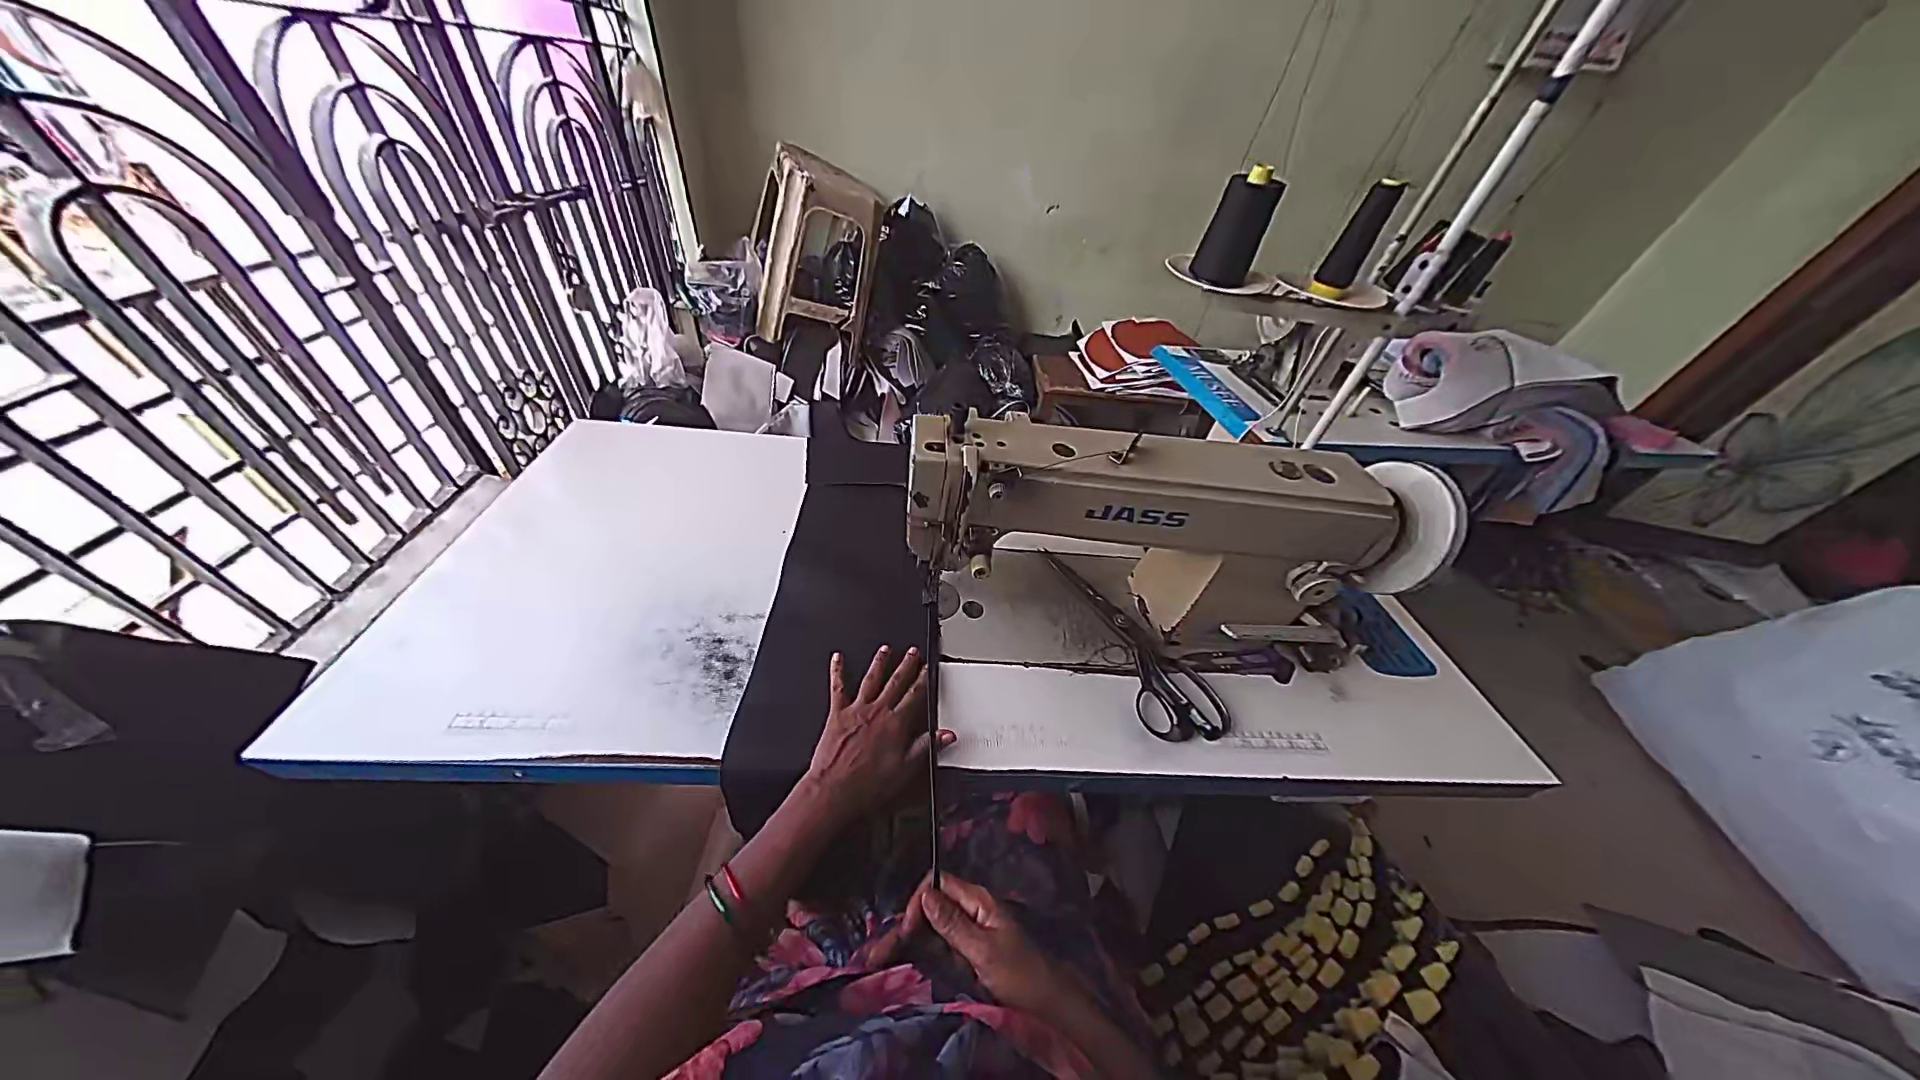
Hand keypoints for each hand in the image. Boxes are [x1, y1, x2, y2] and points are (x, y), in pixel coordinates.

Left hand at [799, 646, 948, 827]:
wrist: (835, 790)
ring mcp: (856, 710)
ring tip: (885, 649)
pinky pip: (838, 688)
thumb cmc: (868, 784)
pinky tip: (837, 659)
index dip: (923, 679)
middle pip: (896, 682)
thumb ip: (926, 747)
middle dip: (906, 665)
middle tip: (912, 652)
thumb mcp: (906, 770)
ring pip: (871, 679)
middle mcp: (877, 712)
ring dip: (879, 663)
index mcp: (896, 724)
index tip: (928, 667)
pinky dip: (837, 672)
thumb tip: (945, 735)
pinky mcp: (837, 715)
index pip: (915, 695)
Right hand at [915, 875, 1085, 1014]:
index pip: (938, 882)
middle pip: (935, 901)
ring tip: (898, 956)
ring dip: (920, 936)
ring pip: (937, 921)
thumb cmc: (1019, 973)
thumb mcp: (982, 950)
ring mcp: (973, 926)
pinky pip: (946, 939)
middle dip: (913, 920)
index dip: (919, 899)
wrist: (1048, 999)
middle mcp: (973, 906)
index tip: (906, 928)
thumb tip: (925, 894)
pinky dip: (932, 948)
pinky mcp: (974, 944)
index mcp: (978, 899)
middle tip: (893, 948)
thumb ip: (953, 923)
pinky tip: (922, 959)